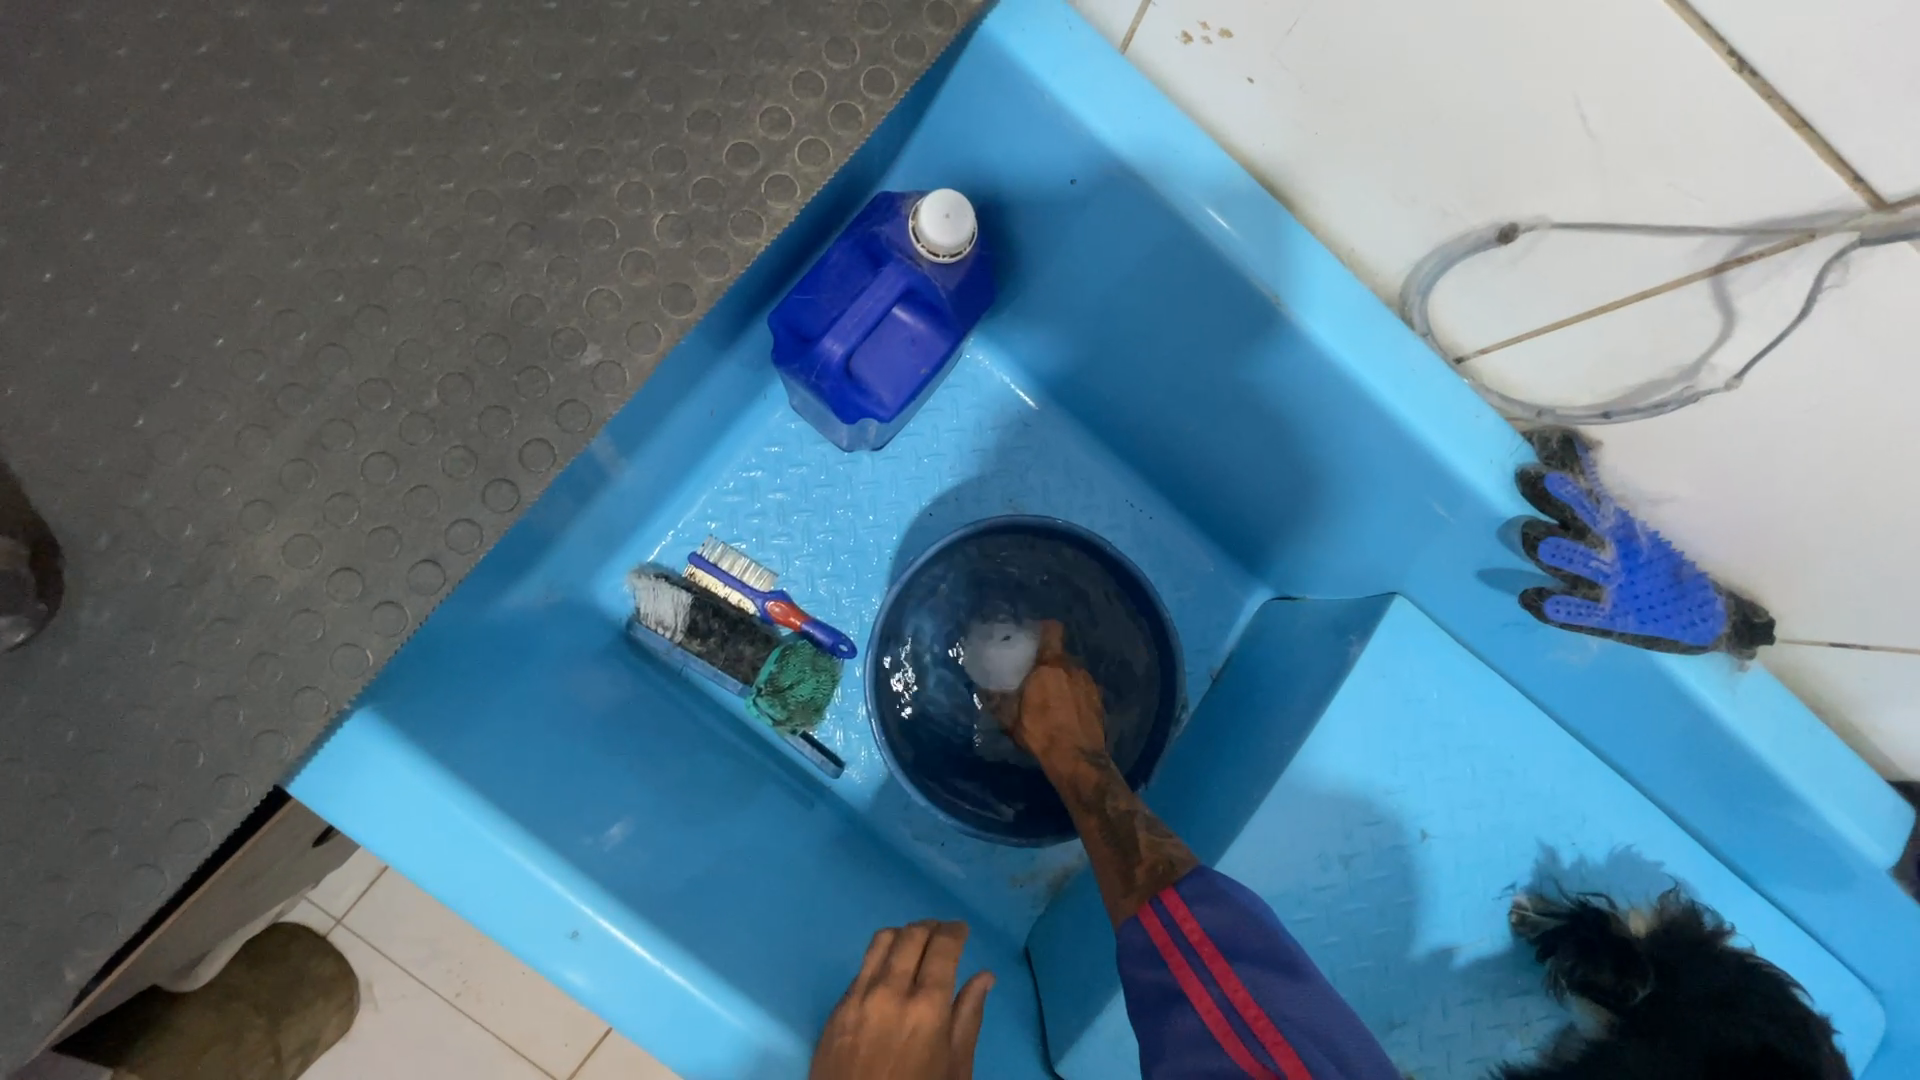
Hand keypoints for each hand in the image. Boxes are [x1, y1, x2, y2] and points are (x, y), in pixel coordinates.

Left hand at [809, 920, 993, 1079]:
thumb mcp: (954, 1070)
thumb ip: (969, 1018)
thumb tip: (985, 976)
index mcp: (927, 1008)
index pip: (943, 946)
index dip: (955, 931)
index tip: (961, 930)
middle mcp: (892, 991)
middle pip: (912, 934)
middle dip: (931, 927)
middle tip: (942, 934)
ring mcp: (860, 996)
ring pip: (883, 940)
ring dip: (904, 934)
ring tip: (915, 944)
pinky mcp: (837, 1007)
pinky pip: (862, 966)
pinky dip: (881, 958)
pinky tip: (889, 972)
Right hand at [1001, 620, 1106, 767]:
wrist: (1078, 759)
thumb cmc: (1041, 733)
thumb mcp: (1010, 719)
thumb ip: (997, 701)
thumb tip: (984, 690)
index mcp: (1050, 665)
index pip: (1052, 630)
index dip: (1043, 629)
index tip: (1033, 636)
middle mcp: (1073, 668)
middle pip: (1060, 655)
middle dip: (1049, 662)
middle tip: (1036, 676)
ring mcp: (1090, 683)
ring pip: (1073, 672)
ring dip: (1063, 680)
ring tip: (1053, 697)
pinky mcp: (1100, 700)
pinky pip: (1084, 689)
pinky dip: (1075, 694)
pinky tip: (1068, 712)